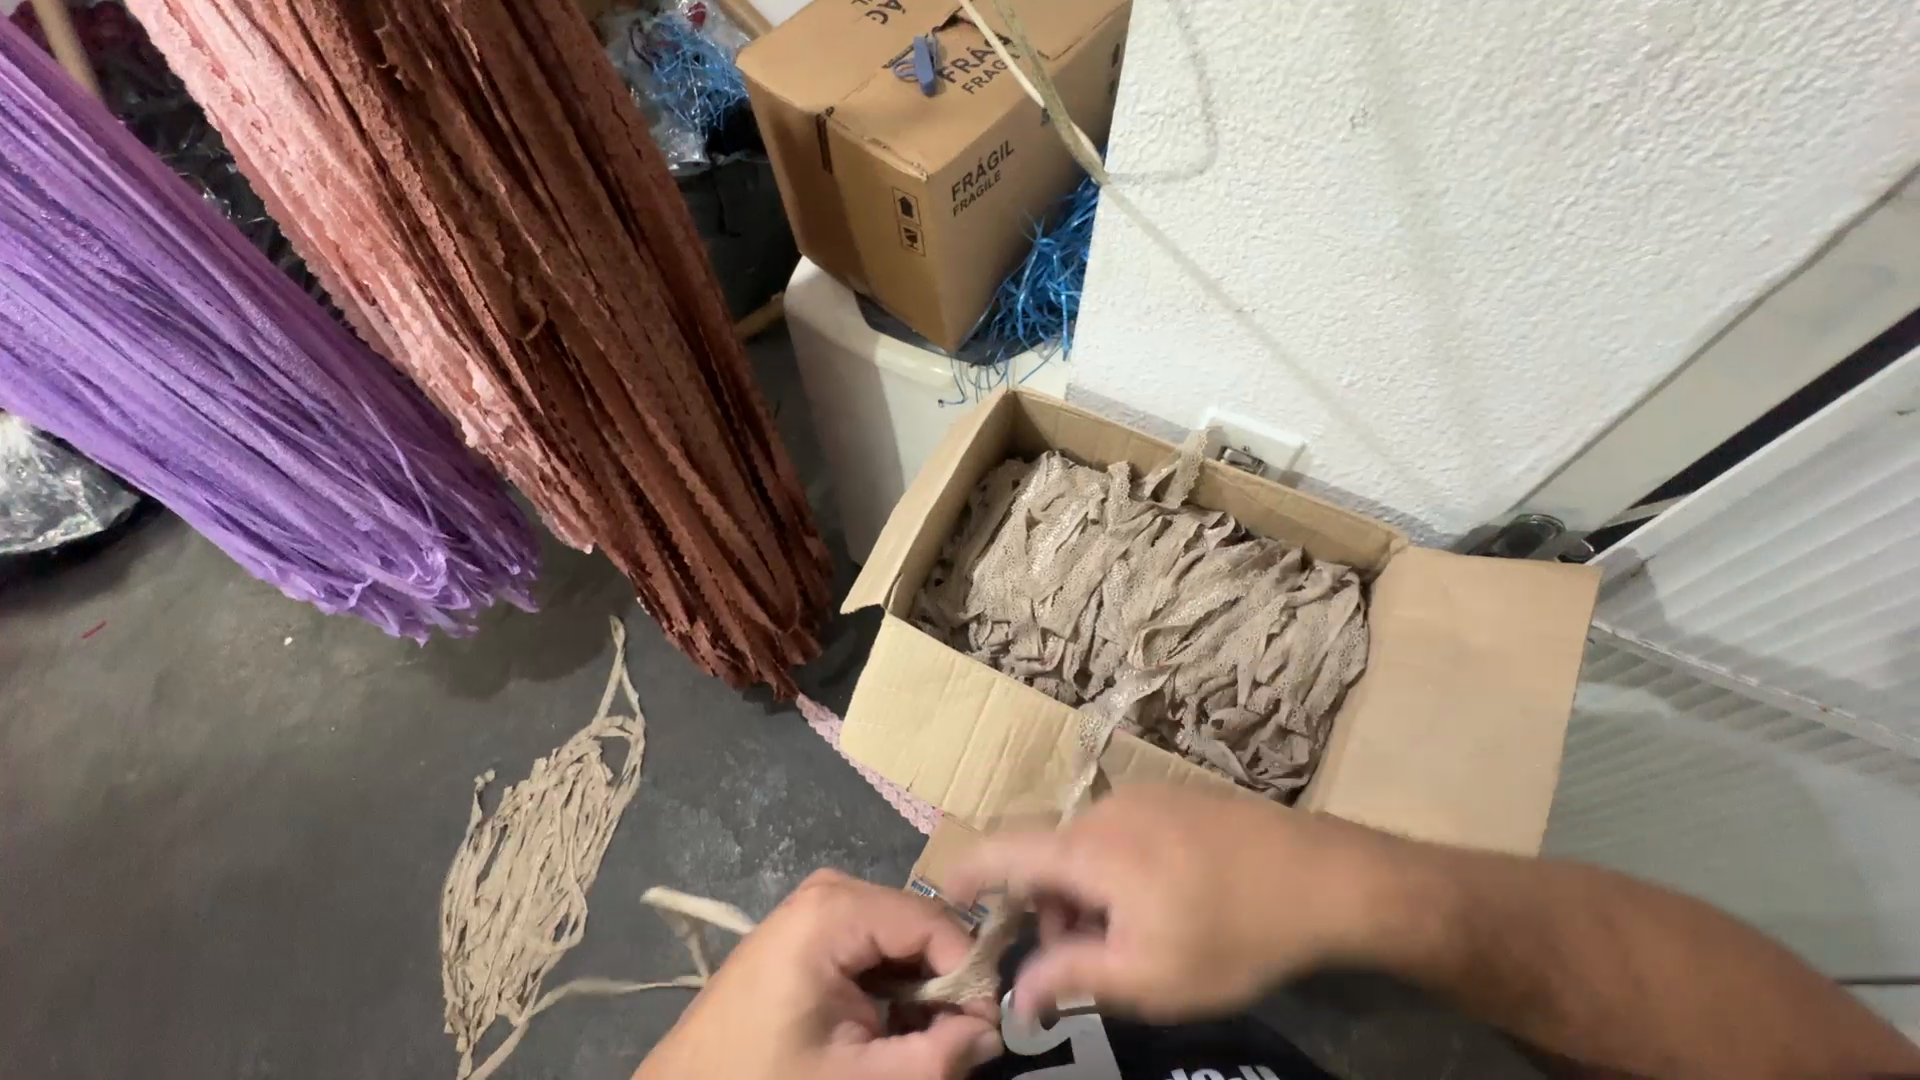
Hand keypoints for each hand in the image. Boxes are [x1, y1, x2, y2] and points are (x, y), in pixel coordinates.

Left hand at [633, 869, 1002, 1079]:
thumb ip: (935, 1057)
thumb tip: (993, 1033)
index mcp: (836, 910)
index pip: (934, 922)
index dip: (969, 974)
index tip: (988, 1029)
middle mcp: (831, 889)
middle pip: (918, 922)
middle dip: (946, 979)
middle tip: (960, 1039)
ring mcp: (818, 903)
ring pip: (901, 933)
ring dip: (922, 984)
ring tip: (926, 1037)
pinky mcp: (812, 924)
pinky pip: (875, 941)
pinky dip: (894, 980)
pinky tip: (892, 1023)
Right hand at [945, 784, 1407, 1022]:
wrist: (1325, 877)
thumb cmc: (1229, 933)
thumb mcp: (1146, 975)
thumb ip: (1071, 977)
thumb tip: (1016, 993)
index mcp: (1086, 848)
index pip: (1001, 848)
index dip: (966, 870)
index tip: (945, 892)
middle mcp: (1104, 809)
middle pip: (1046, 853)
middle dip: (1044, 905)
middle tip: (1077, 955)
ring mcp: (1143, 797)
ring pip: (1086, 844)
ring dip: (1085, 891)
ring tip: (1130, 936)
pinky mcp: (1175, 796)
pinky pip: (1120, 831)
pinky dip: (1115, 869)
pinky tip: (1163, 901)